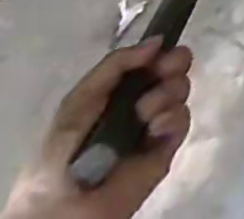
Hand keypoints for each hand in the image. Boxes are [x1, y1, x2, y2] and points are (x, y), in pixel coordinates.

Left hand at [0, 39, 193, 218]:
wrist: (61, 204)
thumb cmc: (62, 148)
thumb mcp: (83, 96)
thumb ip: (117, 64)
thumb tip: (158, 41)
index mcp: (122, 85)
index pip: (155, 57)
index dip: (162, 50)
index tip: (160, 51)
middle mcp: (143, 99)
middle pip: (176, 68)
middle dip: (174, 65)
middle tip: (163, 73)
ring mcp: (156, 125)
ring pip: (181, 90)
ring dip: (167, 93)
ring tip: (144, 112)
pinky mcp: (166, 150)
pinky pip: (182, 121)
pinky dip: (172, 118)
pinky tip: (154, 128)